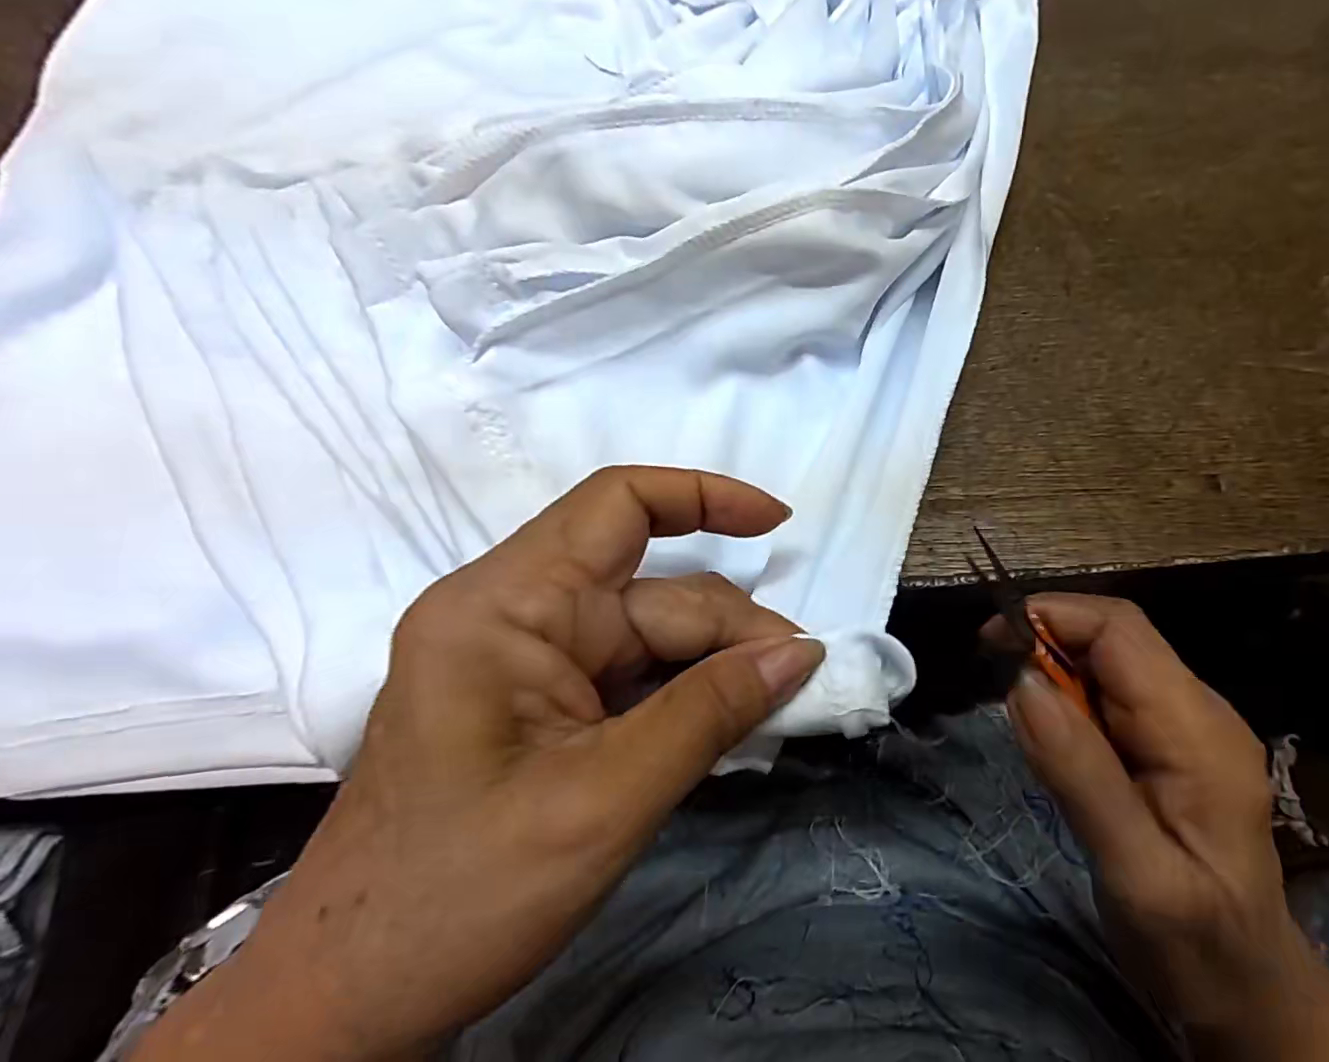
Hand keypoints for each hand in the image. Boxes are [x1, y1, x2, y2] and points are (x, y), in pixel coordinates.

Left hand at [135, 467, 824, 1061]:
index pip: (617, 507)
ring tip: (775, 713)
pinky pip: (645, 679)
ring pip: (661, 640)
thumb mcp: (605, 798)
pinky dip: (696, 698)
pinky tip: (734, 727)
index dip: (706, 497)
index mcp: (506, 609)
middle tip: (802, 684)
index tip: (779, 524)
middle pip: (661, 594)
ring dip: (723, 672)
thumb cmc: (459, 896)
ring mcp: (536, 665)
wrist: (354, 1001)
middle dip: (735, 634)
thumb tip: (802, 653)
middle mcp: (520, 618)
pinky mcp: (551, 708)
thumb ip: (711, 712)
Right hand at [987, 595, 1328, 1061]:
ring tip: (1020, 715)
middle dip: (1051, 640)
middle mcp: (1200, 710)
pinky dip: (1073, 698)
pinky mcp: (1174, 743)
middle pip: (1118, 638)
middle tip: (996, 677)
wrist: (1250, 988)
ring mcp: (1191, 724)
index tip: (992, 642)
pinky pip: (1116, 695)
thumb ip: (1081, 774)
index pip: (1121, 632)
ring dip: (1059, 670)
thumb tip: (1023, 683)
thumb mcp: (1134, 872)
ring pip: (1114, 663)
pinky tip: (1055, 736)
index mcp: (1198, 731)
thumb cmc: (1196, 944)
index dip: (1054, 617)